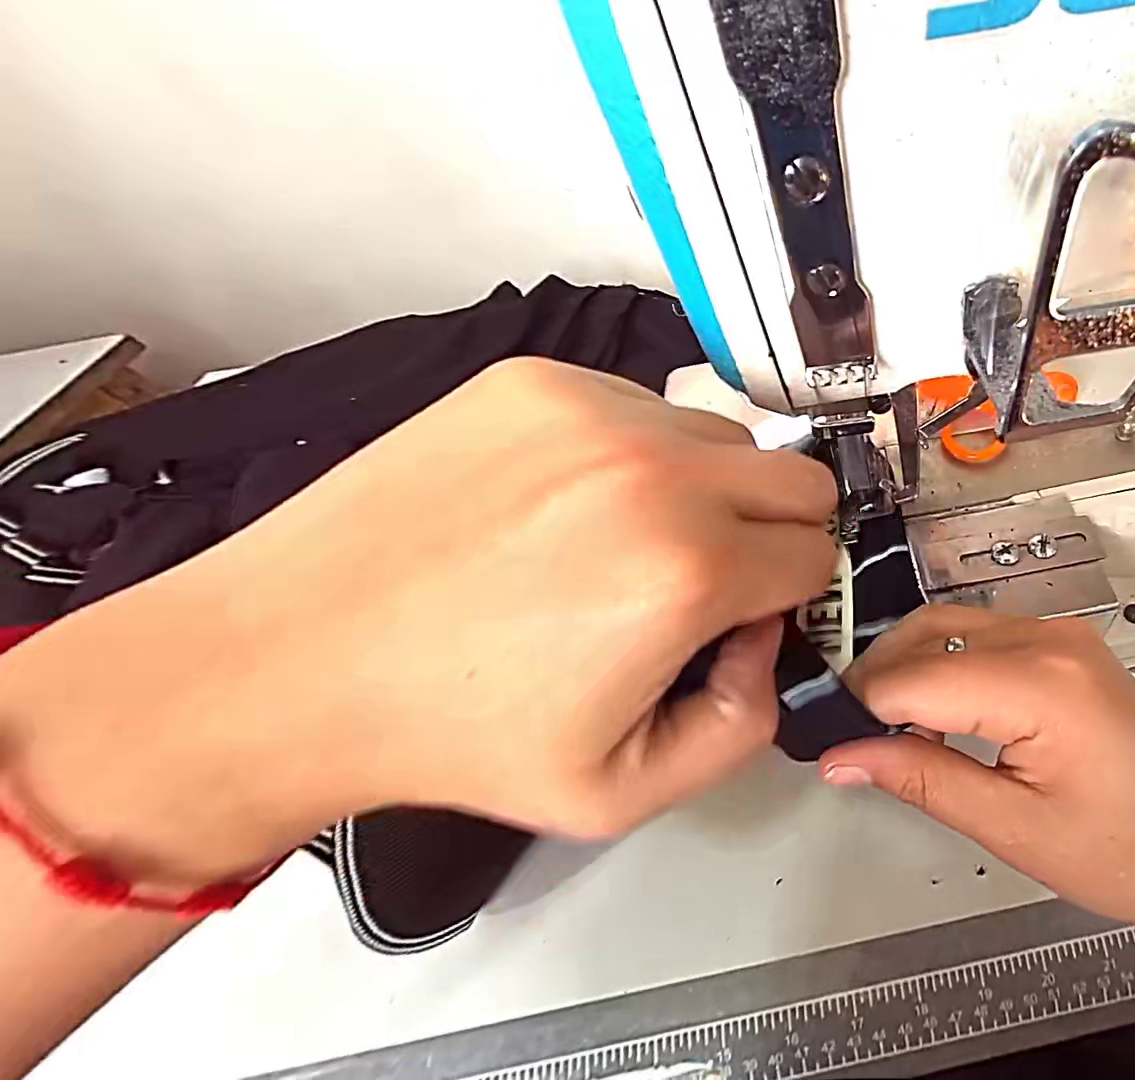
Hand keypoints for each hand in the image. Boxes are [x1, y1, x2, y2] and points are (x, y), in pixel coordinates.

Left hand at [0, 357, 837, 883]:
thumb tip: (768, 632)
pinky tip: (579, 502)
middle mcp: (658, 473)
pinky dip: (648, 455)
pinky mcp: (541, 384)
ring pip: (732, 440)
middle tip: (717, 572)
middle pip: (803, 481)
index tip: (741, 616)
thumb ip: (747, 723)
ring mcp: (597, 414)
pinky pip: (654, 410)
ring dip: (714, 490)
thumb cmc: (464, 738)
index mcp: (688, 572)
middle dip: (781, 532)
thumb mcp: (630, 788)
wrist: (278, 666)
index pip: (816, 555)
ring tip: (636, 537)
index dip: (790, 595)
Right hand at [822, 605, 1134, 955]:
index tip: (824, 740)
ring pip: (953, 626)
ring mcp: (1061, 633)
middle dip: (877, 677)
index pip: (916, 676)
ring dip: (909, 667)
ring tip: (882, 726)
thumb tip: (840, 755)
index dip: (860, 706)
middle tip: (846, 734)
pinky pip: (984, 636)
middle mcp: (1048, 636)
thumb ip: (921, 779)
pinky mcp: (1066, 644)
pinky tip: (933, 710)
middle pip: (930, 632)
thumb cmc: (1128, 854)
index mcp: (1040, 681)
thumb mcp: (1013, 827)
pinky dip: (945, 664)